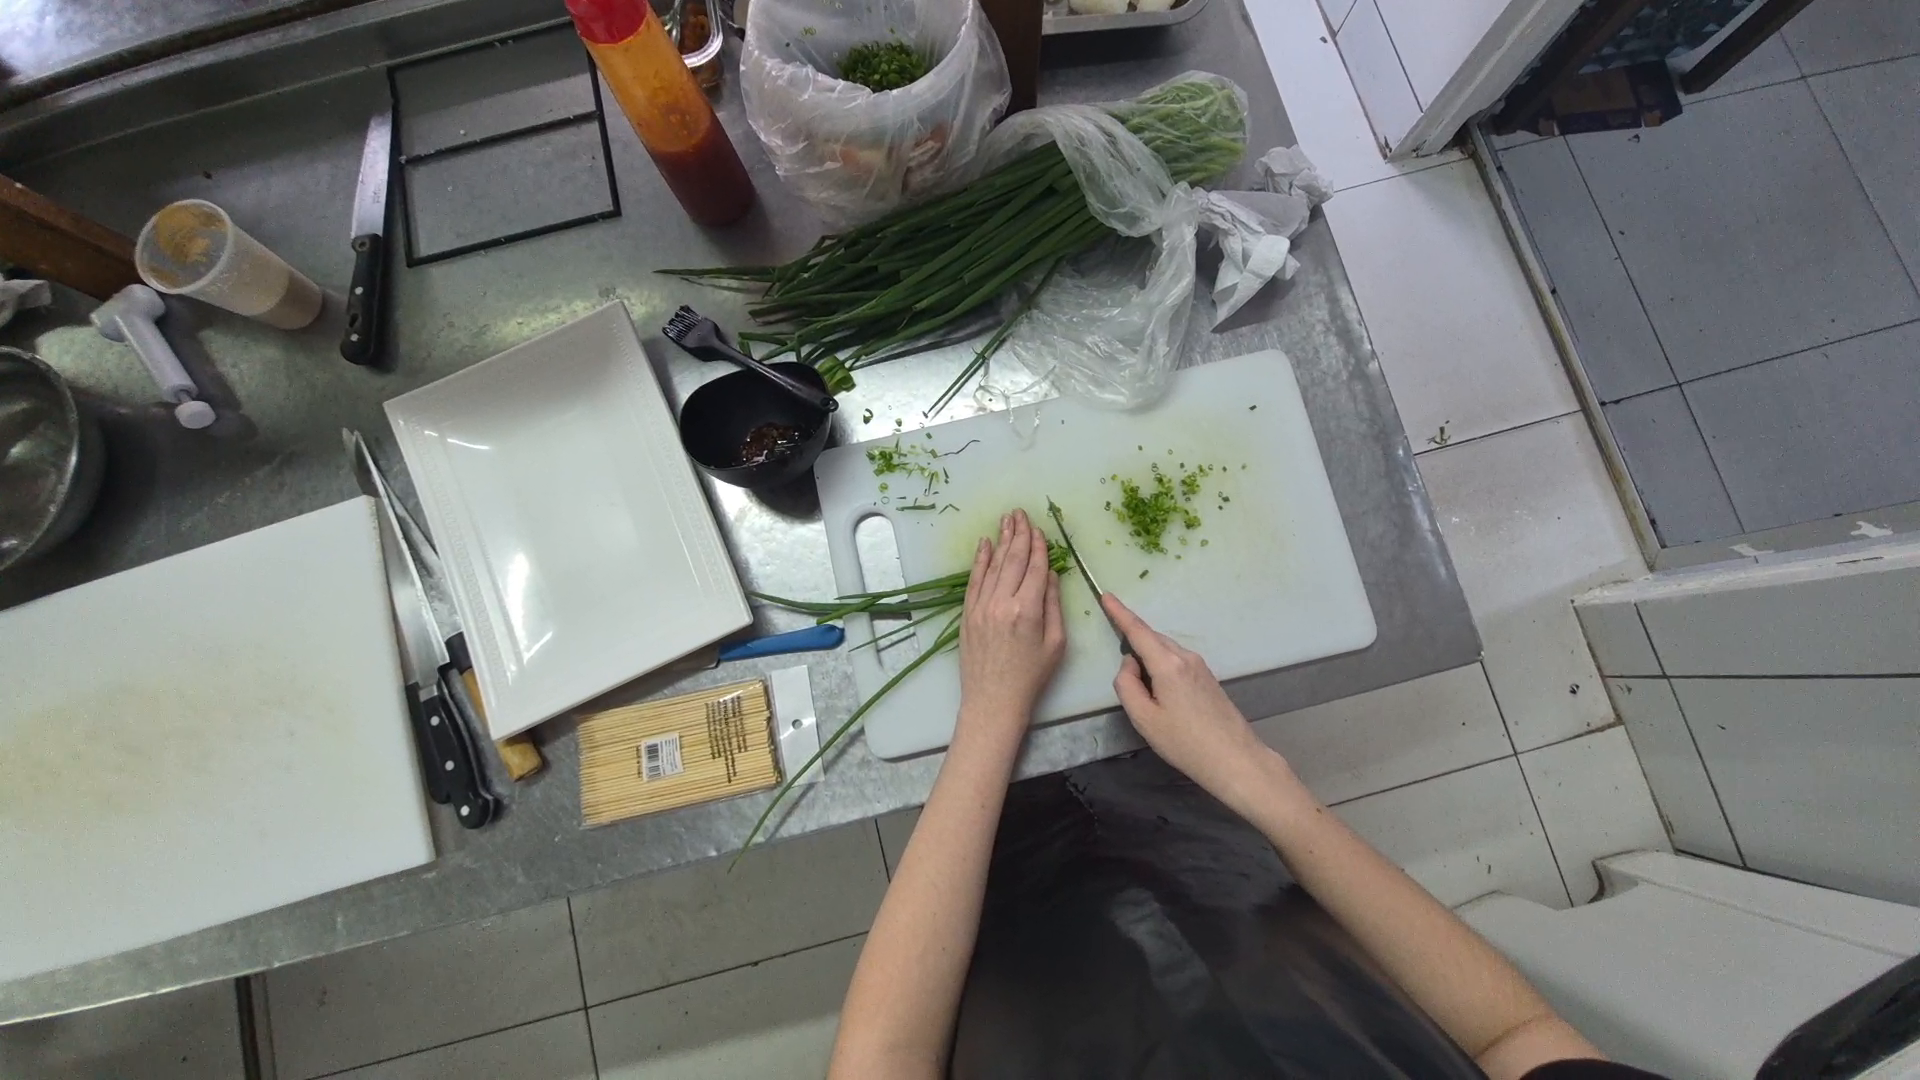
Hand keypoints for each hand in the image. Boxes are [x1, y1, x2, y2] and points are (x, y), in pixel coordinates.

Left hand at [957, 509, 1065, 735]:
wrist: (993, 700)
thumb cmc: (1031, 677)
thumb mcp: (1055, 644)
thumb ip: (1054, 606)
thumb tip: (1052, 576)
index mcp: (1029, 610)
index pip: (1036, 569)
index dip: (1039, 546)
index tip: (1040, 529)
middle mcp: (1003, 603)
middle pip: (1014, 560)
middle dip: (1019, 534)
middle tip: (1021, 513)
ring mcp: (982, 607)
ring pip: (994, 566)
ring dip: (1001, 540)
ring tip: (1007, 519)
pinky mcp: (968, 614)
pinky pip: (974, 580)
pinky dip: (980, 560)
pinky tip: (985, 543)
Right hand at [1104, 593, 1296, 811]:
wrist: (1235, 760)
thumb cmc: (1185, 742)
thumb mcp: (1144, 718)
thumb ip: (1127, 685)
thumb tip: (1130, 664)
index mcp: (1168, 664)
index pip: (1138, 630)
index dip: (1119, 613)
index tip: (1106, 595)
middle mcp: (1186, 657)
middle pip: (1152, 639)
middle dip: (1133, 644)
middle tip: (1124, 675)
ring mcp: (1200, 666)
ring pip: (1165, 651)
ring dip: (1148, 660)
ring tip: (1145, 695)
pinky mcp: (1207, 678)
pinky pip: (1176, 661)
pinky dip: (1161, 667)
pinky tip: (1161, 695)